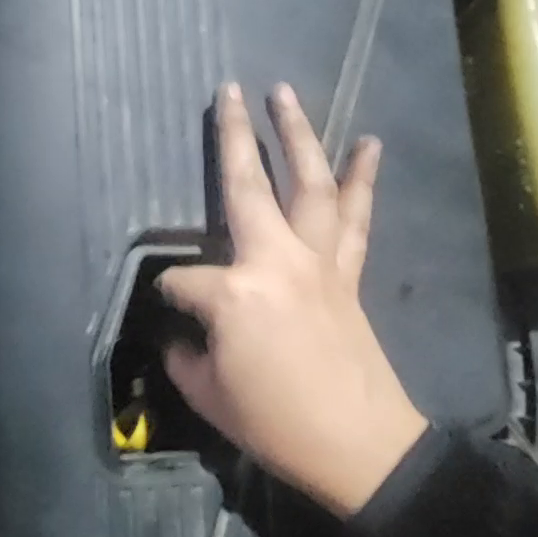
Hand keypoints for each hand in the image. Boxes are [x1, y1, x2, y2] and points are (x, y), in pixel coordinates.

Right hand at [158, 83, 425, 515]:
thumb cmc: (275, 422)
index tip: (173, 320)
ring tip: (286, 93)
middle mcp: (275, 262)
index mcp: (232, 294)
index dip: (170, 298)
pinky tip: (367, 145)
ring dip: (298, 135)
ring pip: (308, 185)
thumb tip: (185, 330)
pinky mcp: (346, 273)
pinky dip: (361, 180)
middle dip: (234, 136)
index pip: (180, 280)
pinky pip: (355, 218)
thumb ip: (186, 351)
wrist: (360, 446)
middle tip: (228, 90)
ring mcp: (317, 262)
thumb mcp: (207, 392)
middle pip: (247, 187)